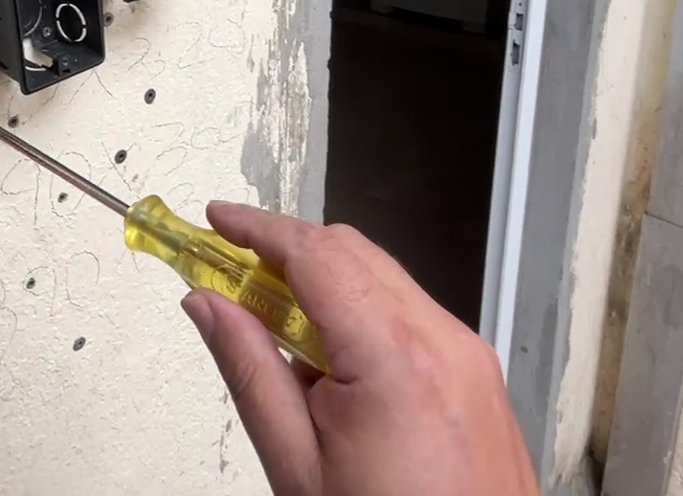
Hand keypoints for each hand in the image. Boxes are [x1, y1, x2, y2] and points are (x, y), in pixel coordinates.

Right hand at [182, 205, 536, 495]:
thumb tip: (205, 303)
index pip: (314, 253)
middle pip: (348, 250)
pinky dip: (358, 306)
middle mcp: (442, 340)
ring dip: (321, 276)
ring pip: (378, 273)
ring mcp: (468, 355)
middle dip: (285, 247)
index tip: (217, 219)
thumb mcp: (296, 464)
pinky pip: (407, 308)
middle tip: (231, 270)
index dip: (257, 227)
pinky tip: (329, 356)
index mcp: (394, 357)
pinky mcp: (477, 373)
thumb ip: (248, 367)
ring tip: (276, 322)